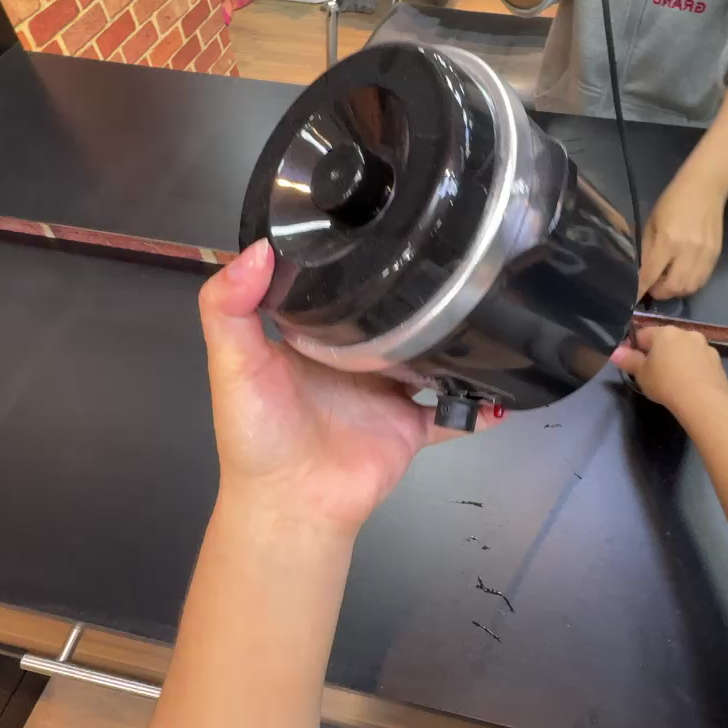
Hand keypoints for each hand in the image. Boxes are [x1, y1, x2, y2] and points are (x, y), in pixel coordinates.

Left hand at [200, 240, 461, 536]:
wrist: (290, 505)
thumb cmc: (256, 433)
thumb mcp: (231, 364)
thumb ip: (227, 307)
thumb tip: (258, 249)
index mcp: (314, 337)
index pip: (339, 286)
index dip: (357, 257)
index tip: (385, 221)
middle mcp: (354, 359)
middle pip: (393, 316)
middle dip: (419, 293)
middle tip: (453, 259)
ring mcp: (386, 392)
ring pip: (429, 356)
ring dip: (454, 339)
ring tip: (484, 308)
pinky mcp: (410, 426)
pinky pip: (451, 412)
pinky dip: (477, 406)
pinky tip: (501, 390)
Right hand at [611, 326, 727, 415]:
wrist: (702, 400)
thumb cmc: (666, 383)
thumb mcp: (641, 374)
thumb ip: (628, 360)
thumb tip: (615, 352)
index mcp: (664, 332)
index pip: (642, 335)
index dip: (635, 348)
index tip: (634, 364)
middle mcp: (685, 333)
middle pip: (666, 340)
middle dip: (659, 352)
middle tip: (653, 373)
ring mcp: (704, 345)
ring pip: (684, 349)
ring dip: (678, 358)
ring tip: (674, 380)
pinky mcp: (717, 360)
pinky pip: (699, 360)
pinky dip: (693, 367)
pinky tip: (690, 383)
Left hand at [639, 177, 726, 300]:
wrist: (705, 188)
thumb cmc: (672, 202)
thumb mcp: (651, 223)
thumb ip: (648, 250)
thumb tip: (644, 273)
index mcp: (667, 241)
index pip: (651, 275)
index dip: (641, 290)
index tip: (633, 300)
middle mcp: (687, 252)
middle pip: (674, 288)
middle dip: (660, 293)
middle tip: (653, 287)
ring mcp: (705, 255)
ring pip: (690, 288)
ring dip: (676, 291)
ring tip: (667, 282)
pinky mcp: (716, 256)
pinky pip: (702, 280)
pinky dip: (690, 285)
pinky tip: (682, 276)